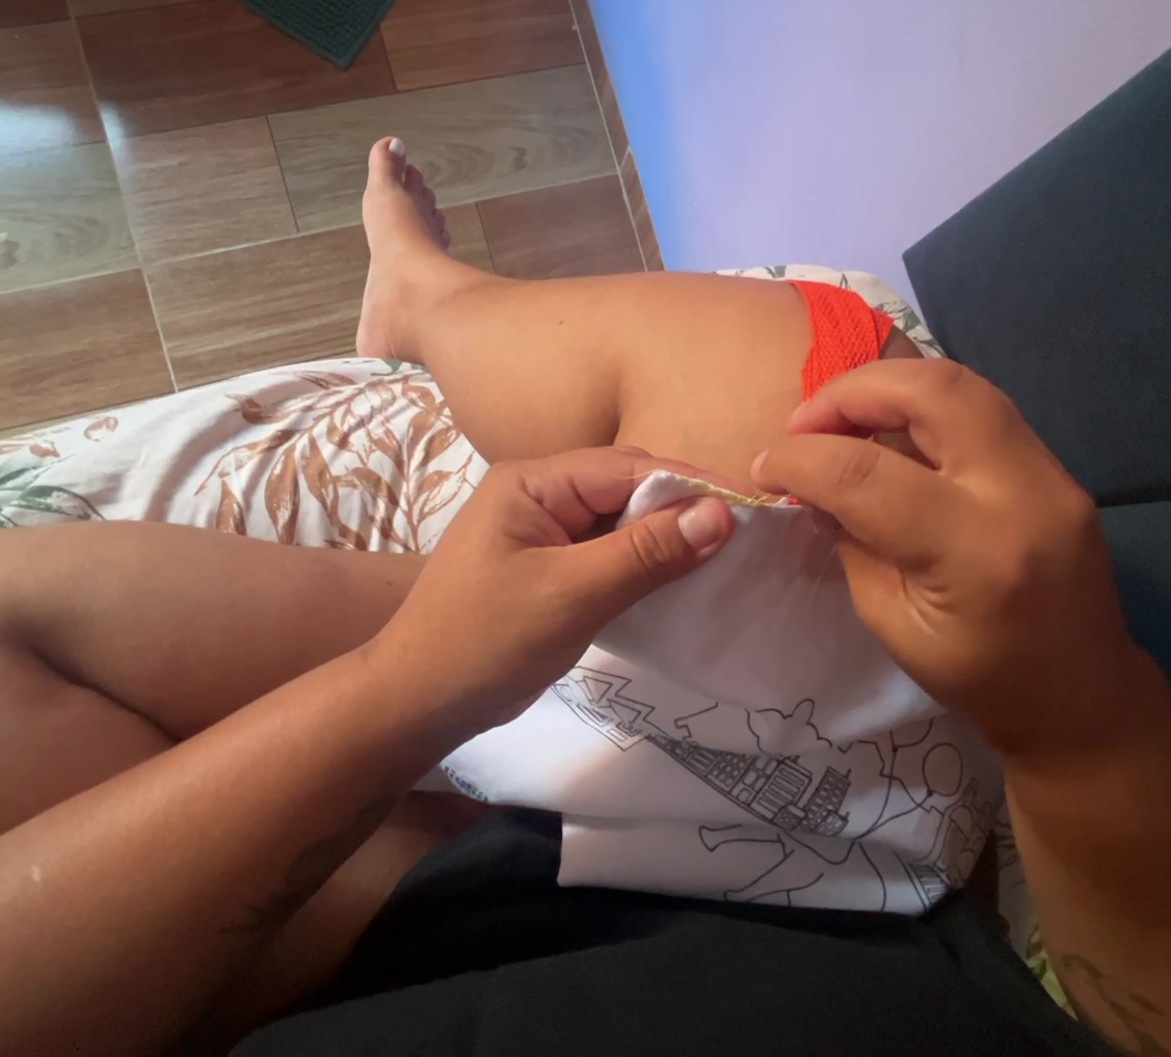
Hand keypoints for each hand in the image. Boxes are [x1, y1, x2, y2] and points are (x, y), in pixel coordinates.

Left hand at [366, 447, 733, 736]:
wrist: (420, 702)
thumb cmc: (485, 642)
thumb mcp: (569, 595)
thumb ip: (644, 554)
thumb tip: (721, 515)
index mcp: (533, 483)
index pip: (626, 468)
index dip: (690, 484)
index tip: (750, 508)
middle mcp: (539, 496)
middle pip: (625, 489)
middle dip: (682, 509)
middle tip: (744, 537)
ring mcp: (543, 534)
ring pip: (620, 524)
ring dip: (666, 539)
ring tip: (724, 557)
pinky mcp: (550, 570)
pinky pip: (607, 555)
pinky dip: (643, 566)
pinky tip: (678, 582)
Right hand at [751, 358, 1155, 757]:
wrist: (1082, 695)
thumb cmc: (977, 677)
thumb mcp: (890, 621)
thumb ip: (852, 542)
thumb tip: (815, 488)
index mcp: (973, 553)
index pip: (867, 474)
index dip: (800, 459)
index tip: (764, 467)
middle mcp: (1020, 494)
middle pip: (932, 391)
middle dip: (849, 391)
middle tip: (803, 423)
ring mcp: (1050, 472)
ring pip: (962, 383)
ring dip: (885, 387)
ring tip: (838, 420)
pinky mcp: (1056, 467)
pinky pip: (979, 408)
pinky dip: (919, 406)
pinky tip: (888, 433)